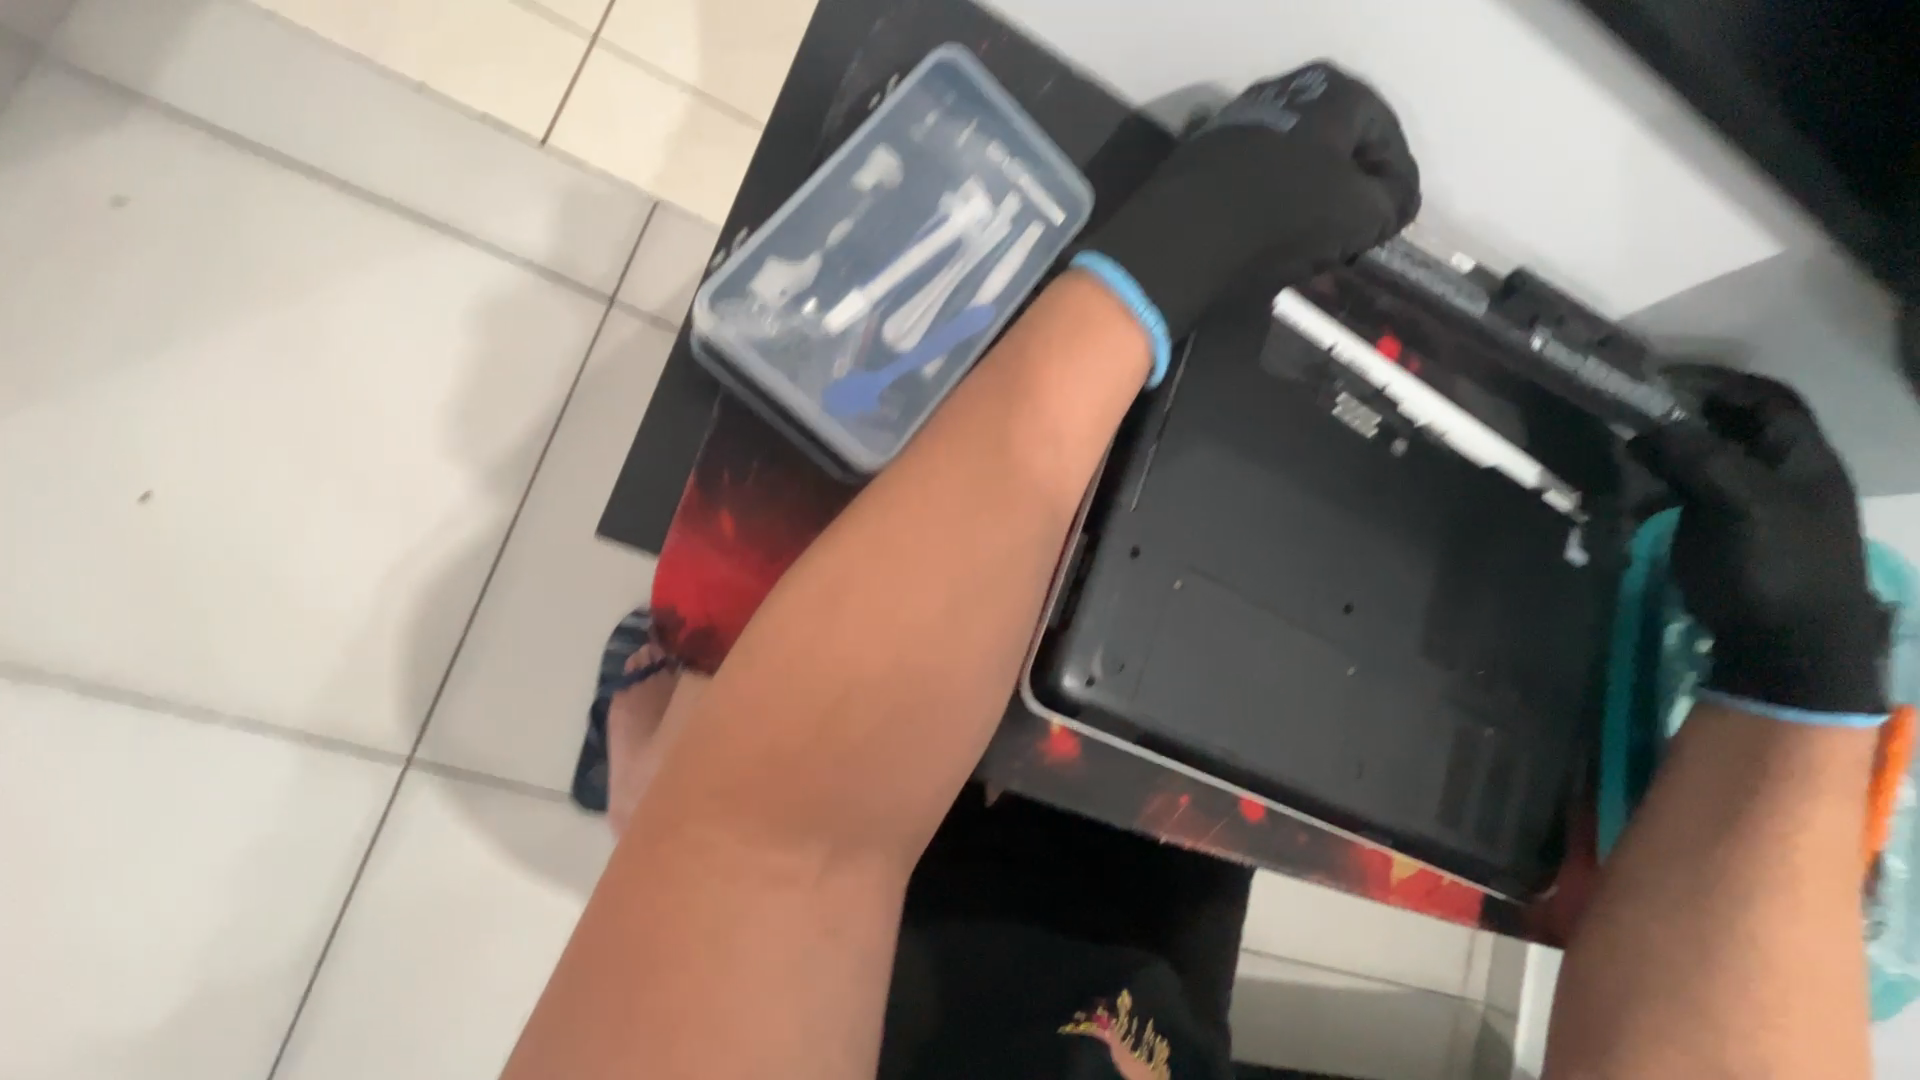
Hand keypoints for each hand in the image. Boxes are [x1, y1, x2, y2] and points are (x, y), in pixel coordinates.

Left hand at [1080, 61, 1420, 342]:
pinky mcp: (1199, 164)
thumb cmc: (1283, 219)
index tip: (1388, 227)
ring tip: (1308, 251)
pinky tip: (1265, 246)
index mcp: (1333, 93)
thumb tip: (1392, 204)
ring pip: (1290, 171)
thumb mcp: (1362, 216)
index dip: (1394, 188)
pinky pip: (1250, 189)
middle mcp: (1283, 96)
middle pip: (1334, 152)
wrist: (1180, 242)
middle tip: (1350, 241)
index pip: (1385, 139)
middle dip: (1346, 197)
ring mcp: (1235, 128)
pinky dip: (1265, 213)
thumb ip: (1392, 204)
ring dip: (1305, 208)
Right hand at [1630, 366, 1888, 717]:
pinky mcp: (1707, 527)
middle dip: (1678, 414)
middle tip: (1627, 409)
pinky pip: (1673, 492)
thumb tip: (1646, 426)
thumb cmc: (1778, 564)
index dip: (1721, 381)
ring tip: (1616, 446)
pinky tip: (1620, 487)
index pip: (1766, 400)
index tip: (1663, 377)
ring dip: (1656, 450)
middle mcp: (1769, 471)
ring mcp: (1736, 500)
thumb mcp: (1745, 504)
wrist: (1781, 638)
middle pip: (1724, 425)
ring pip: (1693, 458)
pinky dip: (1645, 484)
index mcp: (1799, 458)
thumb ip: (1700, 458)